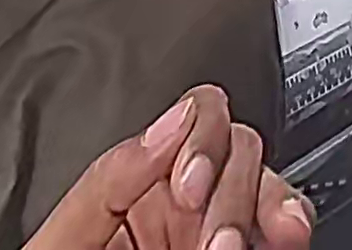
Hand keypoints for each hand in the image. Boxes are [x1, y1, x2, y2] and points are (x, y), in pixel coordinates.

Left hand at [25, 85, 313, 249]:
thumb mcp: (64, 243)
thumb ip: (110, 178)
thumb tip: (173, 119)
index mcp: (145, 177)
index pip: (200, 115)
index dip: (204, 137)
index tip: (189, 186)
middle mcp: (189, 198)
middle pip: (240, 147)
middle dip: (233, 191)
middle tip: (214, 243)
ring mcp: (217, 229)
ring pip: (267, 186)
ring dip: (266, 210)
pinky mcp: (244, 249)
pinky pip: (277, 231)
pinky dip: (286, 228)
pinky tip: (283, 241)